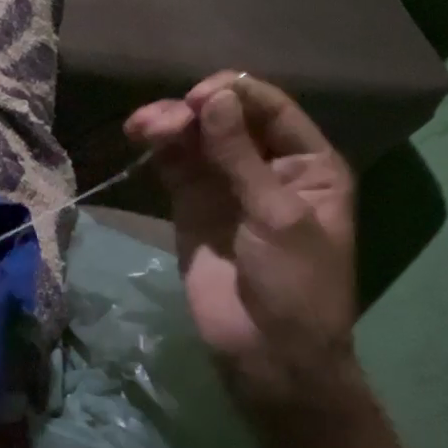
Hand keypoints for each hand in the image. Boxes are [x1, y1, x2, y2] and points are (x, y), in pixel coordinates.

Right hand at [124, 72, 361, 417]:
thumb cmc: (295, 284)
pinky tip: (139, 137)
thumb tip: (214, 98)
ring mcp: (225, 185)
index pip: (270, 109)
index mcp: (308, 165)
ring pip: (194, 138)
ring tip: (142, 128)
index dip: (234, 95)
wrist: (267, 352)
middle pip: (225, 118)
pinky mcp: (190, 205)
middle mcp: (266, 166)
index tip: (198, 97)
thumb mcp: (277, 216)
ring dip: (169, 124)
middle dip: (193, 110)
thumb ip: (240, 156)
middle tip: (163, 121)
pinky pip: (173, 165)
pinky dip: (157, 148)